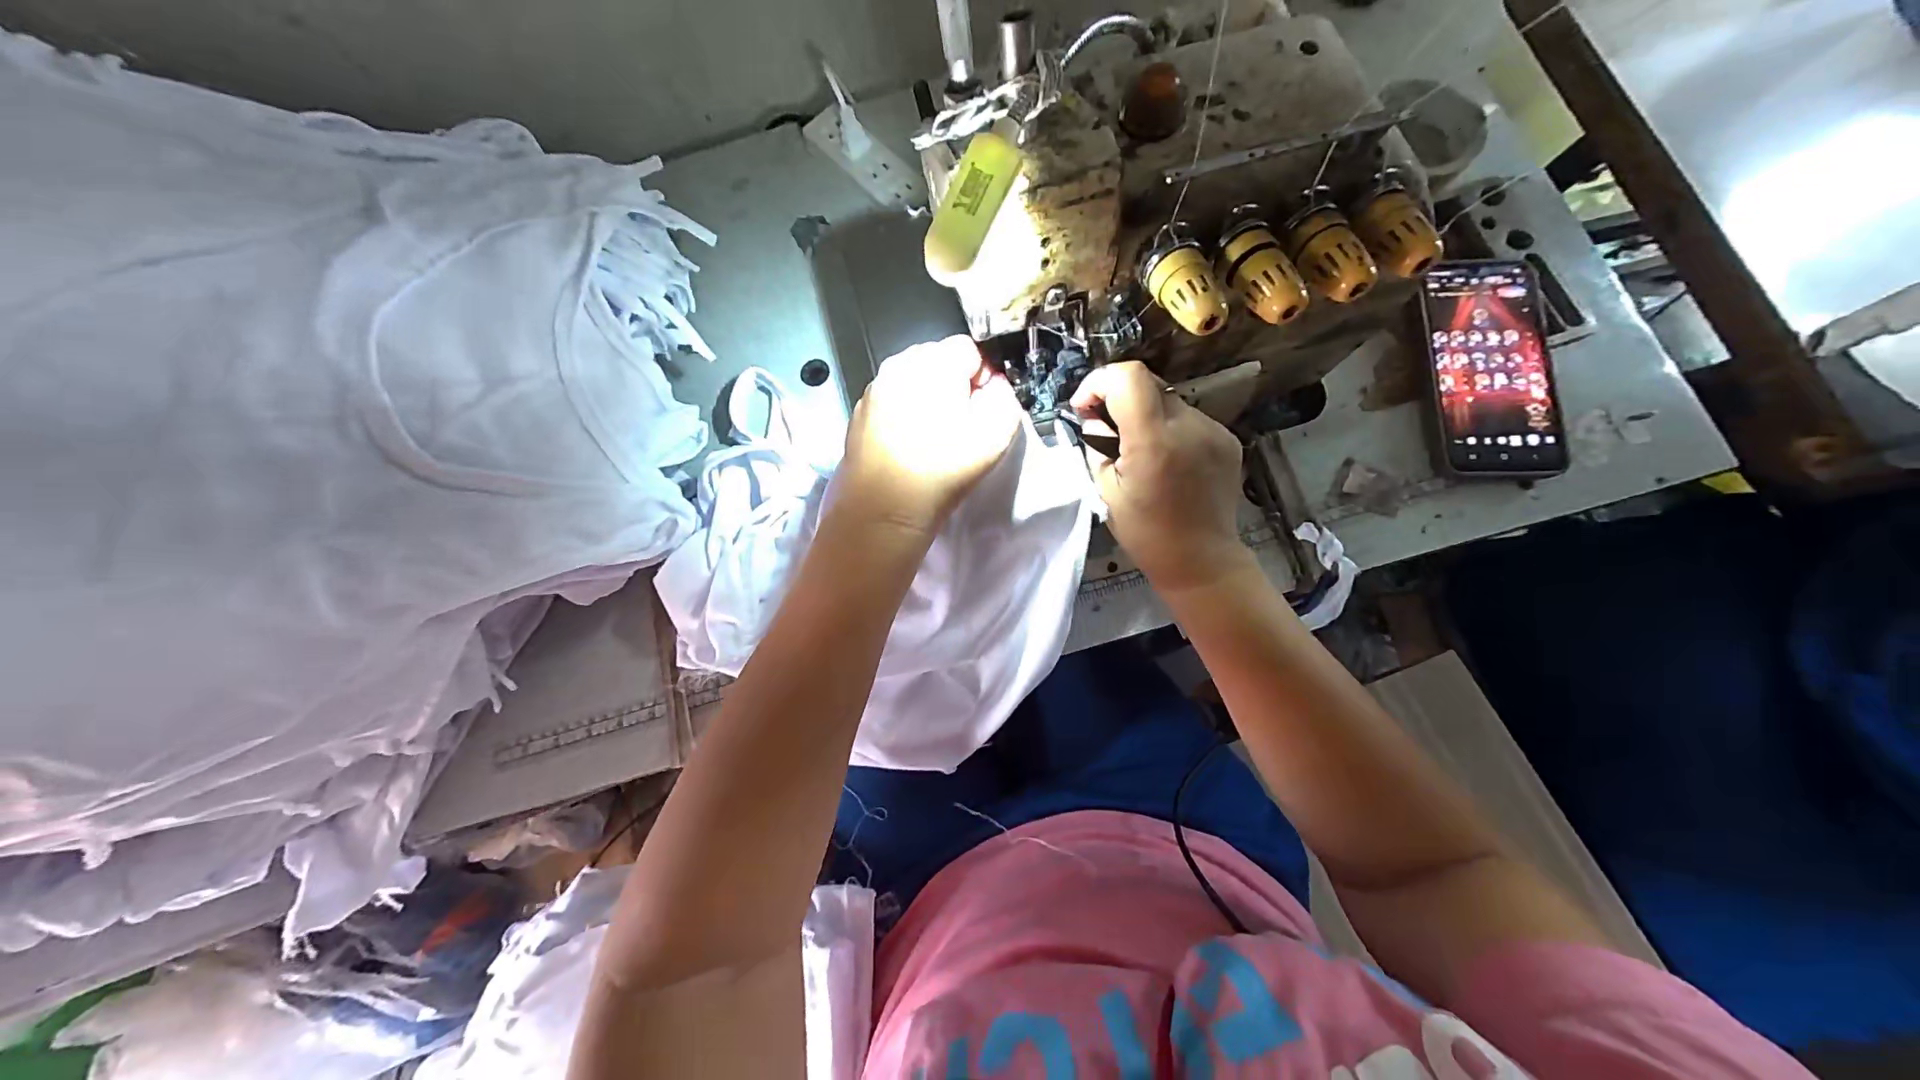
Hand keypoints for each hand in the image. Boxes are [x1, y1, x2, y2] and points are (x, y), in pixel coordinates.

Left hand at [834, 336, 1020, 536]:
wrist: (883, 511)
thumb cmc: (941, 471)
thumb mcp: (995, 435)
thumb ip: (1006, 398)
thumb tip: (996, 388)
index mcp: (933, 361)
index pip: (971, 349)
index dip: (985, 377)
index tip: (985, 407)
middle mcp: (899, 365)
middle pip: (939, 360)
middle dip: (954, 385)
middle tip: (963, 425)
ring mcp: (875, 389)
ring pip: (914, 382)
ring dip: (929, 401)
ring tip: (935, 440)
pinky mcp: (860, 414)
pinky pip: (892, 403)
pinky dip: (904, 416)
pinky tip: (911, 447)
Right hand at [1072, 361, 1250, 593]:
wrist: (1201, 560)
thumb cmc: (1146, 533)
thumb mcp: (1106, 491)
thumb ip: (1098, 446)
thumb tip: (1095, 419)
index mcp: (1154, 441)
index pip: (1128, 377)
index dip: (1099, 382)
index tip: (1085, 407)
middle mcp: (1189, 426)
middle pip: (1148, 383)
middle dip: (1119, 397)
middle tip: (1106, 428)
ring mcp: (1214, 430)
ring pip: (1168, 402)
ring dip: (1146, 416)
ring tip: (1139, 452)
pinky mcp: (1227, 439)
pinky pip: (1189, 420)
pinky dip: (1170, 430)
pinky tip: (1167, 461)